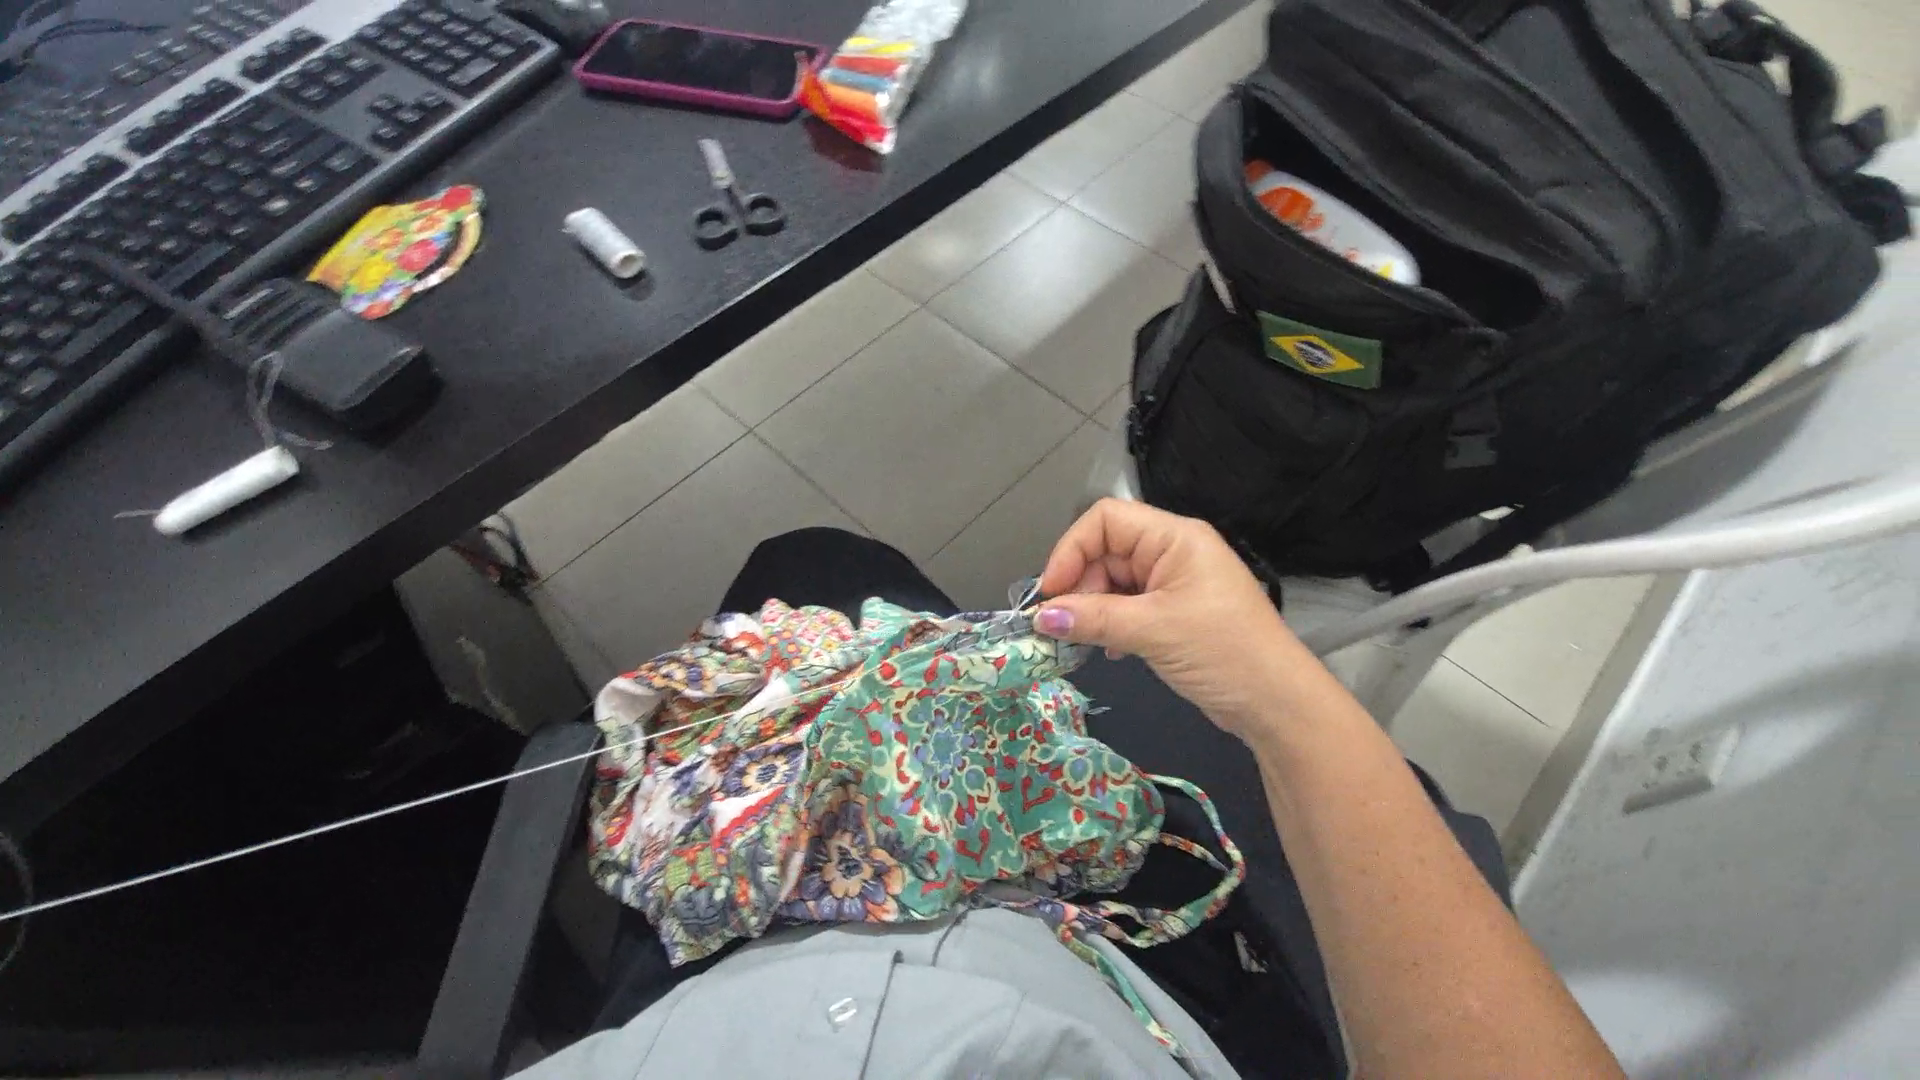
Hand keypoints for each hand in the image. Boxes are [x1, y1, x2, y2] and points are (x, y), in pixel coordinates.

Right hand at [1031, 499, 1318, 740]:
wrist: (1277, 703)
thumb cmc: (1222, 651)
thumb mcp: (1152, 630)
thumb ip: (1092, 619)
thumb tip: (1040, 617)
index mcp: (1175, 537)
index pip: (1106, 519)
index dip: (1072, 549)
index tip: (1051, 592)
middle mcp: (1173, 552)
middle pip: (1106, 550)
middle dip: (1080, 585)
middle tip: (1064, 624)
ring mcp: (1174, 583)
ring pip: (1113, 581)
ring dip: (1092, 608)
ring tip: (1082, 640)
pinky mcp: (1174, 613)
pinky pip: (1128, 606)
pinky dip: (1109, 624)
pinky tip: (1106, 650)